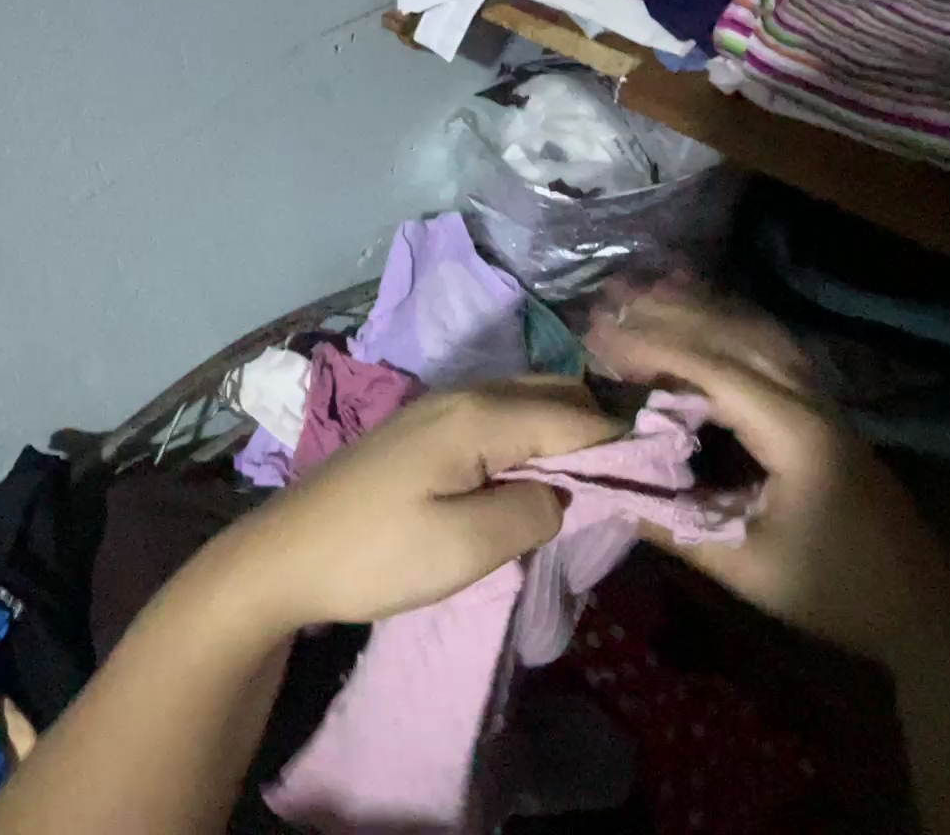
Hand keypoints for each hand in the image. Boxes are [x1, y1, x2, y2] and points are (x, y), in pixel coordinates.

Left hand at [213, 377, 624, 629]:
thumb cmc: (375, 554)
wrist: (283, 556)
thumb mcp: (466, 546)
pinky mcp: (420, 429)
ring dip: (562, 433)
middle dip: (596, 428)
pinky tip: (528, 476)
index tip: (666, 470)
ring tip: (588, 481)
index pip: (578, 414)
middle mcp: (463, 394)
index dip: (625, 441)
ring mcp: (437, 407)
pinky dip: (528, 438)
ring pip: (524, 403)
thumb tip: (560, 490)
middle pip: (554, 393)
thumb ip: (532, 510)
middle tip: (627, 481)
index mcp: (481, 414)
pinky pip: (495, 419)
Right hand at [586, 292, 949, 664]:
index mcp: (794, 434)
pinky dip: (730, 329)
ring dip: (702, 314)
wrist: (929, 610)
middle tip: (612, 305)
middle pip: (735, 337)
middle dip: (670, 316)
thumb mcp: (748, 569)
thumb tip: (607, 491)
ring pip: (758, 336)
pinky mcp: (824, 414)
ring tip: (648, 299)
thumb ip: (673, 527)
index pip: (713, 370)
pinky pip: (772, 352)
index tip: (600, 340)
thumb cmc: (836, 590)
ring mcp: (823, 403)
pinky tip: (706, 324)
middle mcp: (810, 403)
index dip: (653, 350)